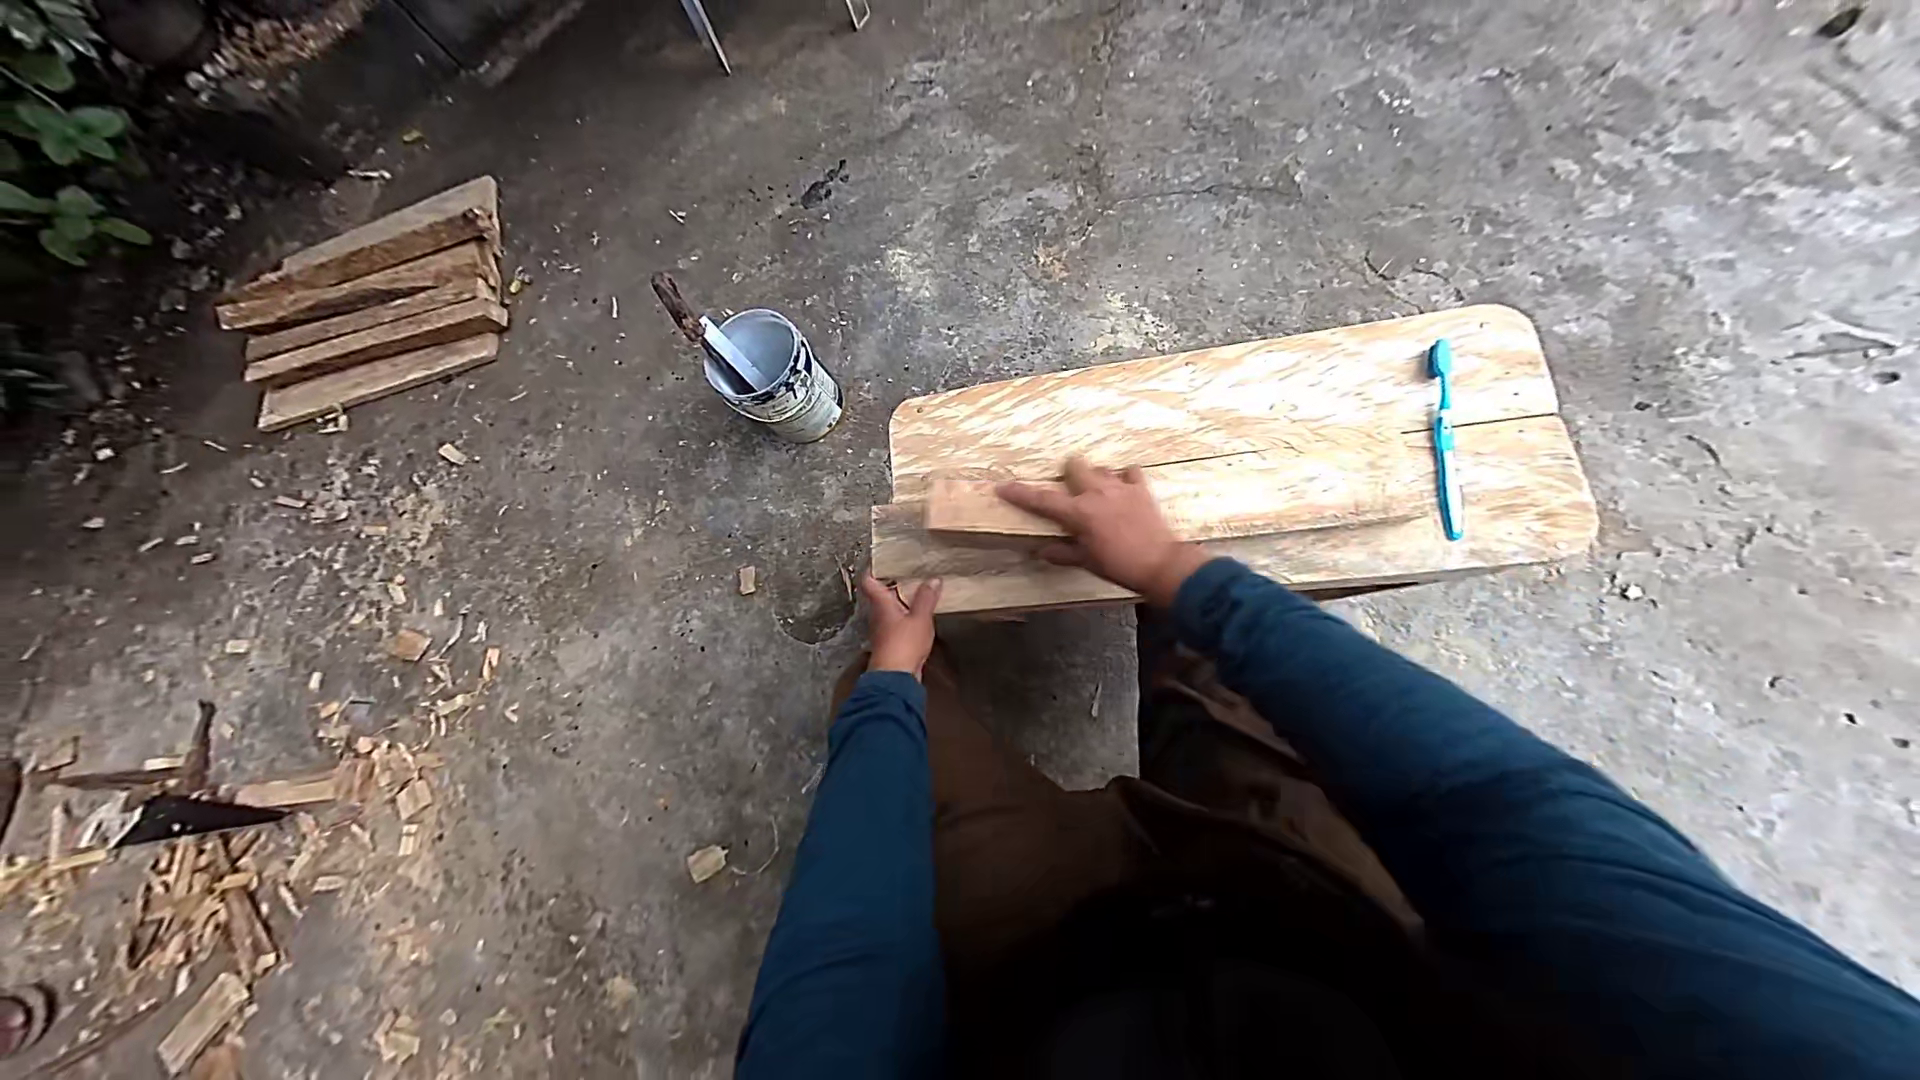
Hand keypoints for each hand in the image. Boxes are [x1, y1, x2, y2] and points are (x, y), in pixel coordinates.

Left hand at [860, 573, 941, 678]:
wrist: (896, 678)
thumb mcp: (920, 618)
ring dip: (900, 601)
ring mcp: (882, 631)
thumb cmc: (904, 644)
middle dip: (892, 584)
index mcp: (880, 604)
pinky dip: (906, 617)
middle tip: (908, 573)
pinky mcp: (891, 643)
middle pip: (880, 595)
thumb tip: (933, 579)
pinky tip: (918, 617)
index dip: (872, 569)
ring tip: (917, 592)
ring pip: (889, 610)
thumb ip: (927, 598)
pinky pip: (897, 624)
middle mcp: (877, 616)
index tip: (881, 560)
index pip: (868, 581)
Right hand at [996, 457, 1209, 606]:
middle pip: (1074, 466)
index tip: (1002, 487)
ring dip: (1095, 476)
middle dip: (1068, 472)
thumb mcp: (1086, 561)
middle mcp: (1097, 493)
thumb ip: (1062, 552)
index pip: (1042, 500)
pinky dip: (1124, 477)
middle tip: (1069, 486)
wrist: (1161, 564)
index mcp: (1078, 513)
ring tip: (1097, 490)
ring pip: (1100, 468)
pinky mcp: (1141, 489)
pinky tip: (1124, 486)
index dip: (1020, 493)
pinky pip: (1130, 472)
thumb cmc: (1119, 566)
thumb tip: (1041, 551)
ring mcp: (1121, 487)